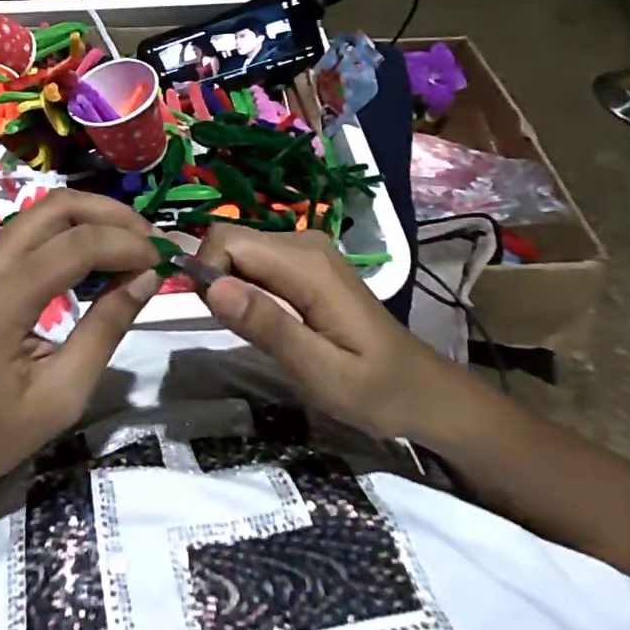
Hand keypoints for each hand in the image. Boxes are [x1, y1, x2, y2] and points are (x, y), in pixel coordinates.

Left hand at [0, 192, 161, 538]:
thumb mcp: (64, 392)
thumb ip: (107, 327)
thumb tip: (149, 277)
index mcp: (0, 299)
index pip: (77, 245)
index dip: (127, 245)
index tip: (164, 260)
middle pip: (60, 208)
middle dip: (114, 216)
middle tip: (152, 242)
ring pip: (47, 210)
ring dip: (95, 217)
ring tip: (135, 243)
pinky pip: (34, 227)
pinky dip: (74, 228)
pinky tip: (101, 251)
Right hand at [198, 226, 484, 444]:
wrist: (421, 389)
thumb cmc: (375, 389)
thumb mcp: (321, 371)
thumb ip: (268, 326)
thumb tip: (212, 286)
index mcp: (307, 264)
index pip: (229, 240)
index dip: (207, 273)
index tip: (216, 318)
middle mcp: (304, 243)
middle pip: (231, 239)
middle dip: (215, 279)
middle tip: (235, 329)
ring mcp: (306, 249)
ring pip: (240, 249)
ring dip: (229, 286)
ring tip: (254, 330)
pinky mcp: (305, 263)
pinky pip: (257, 261)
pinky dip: (246, 287)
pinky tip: (267, 321)